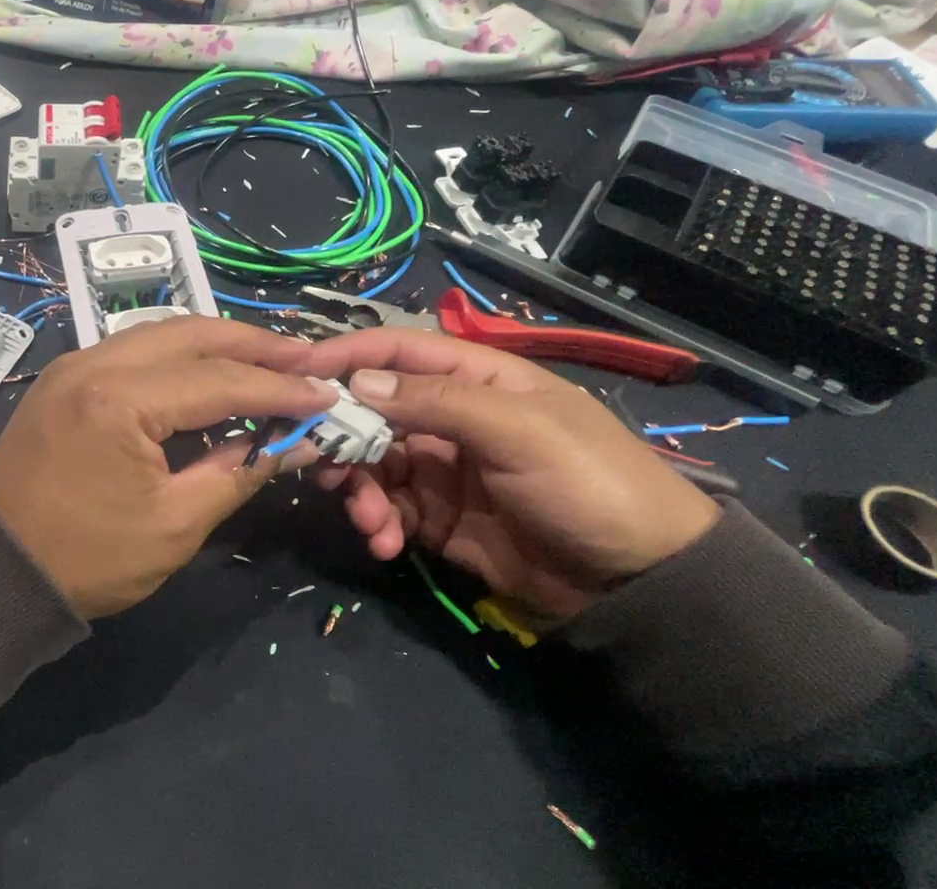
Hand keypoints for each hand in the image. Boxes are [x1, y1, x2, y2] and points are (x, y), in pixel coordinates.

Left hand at [0, 317, 337, 618]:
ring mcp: (70, 368)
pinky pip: (130, 352)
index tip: (328, 393)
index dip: (280, 387)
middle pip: (188, 334)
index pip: (218, 379)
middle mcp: (92, 364)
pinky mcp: (61, 382)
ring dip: (213, 344)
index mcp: (118, 399)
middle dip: (252, 344)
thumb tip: (297, 441)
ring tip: (267, 360)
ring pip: (157, 335)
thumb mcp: (175, 524)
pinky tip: (207, 373)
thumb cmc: (88, 558)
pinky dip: (175, 357)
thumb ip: (239, 472)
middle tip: (306, 358)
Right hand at [294, 330, 720, 617]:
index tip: (296, 374)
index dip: (346, 356)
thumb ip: (435, 401)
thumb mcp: (519, 430)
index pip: (397, 351)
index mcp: (476, 380)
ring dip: (357, 490)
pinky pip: (386, 510)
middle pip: (370, 412)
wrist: (640, 584)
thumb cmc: (589, 483)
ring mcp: (441, 470)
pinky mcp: (436, 518)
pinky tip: (386, 543)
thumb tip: (356, 381)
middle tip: (319, 465)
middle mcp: (450, 419)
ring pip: (370, 464)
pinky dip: (377, 524)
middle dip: (341, 438)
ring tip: (371, 521)